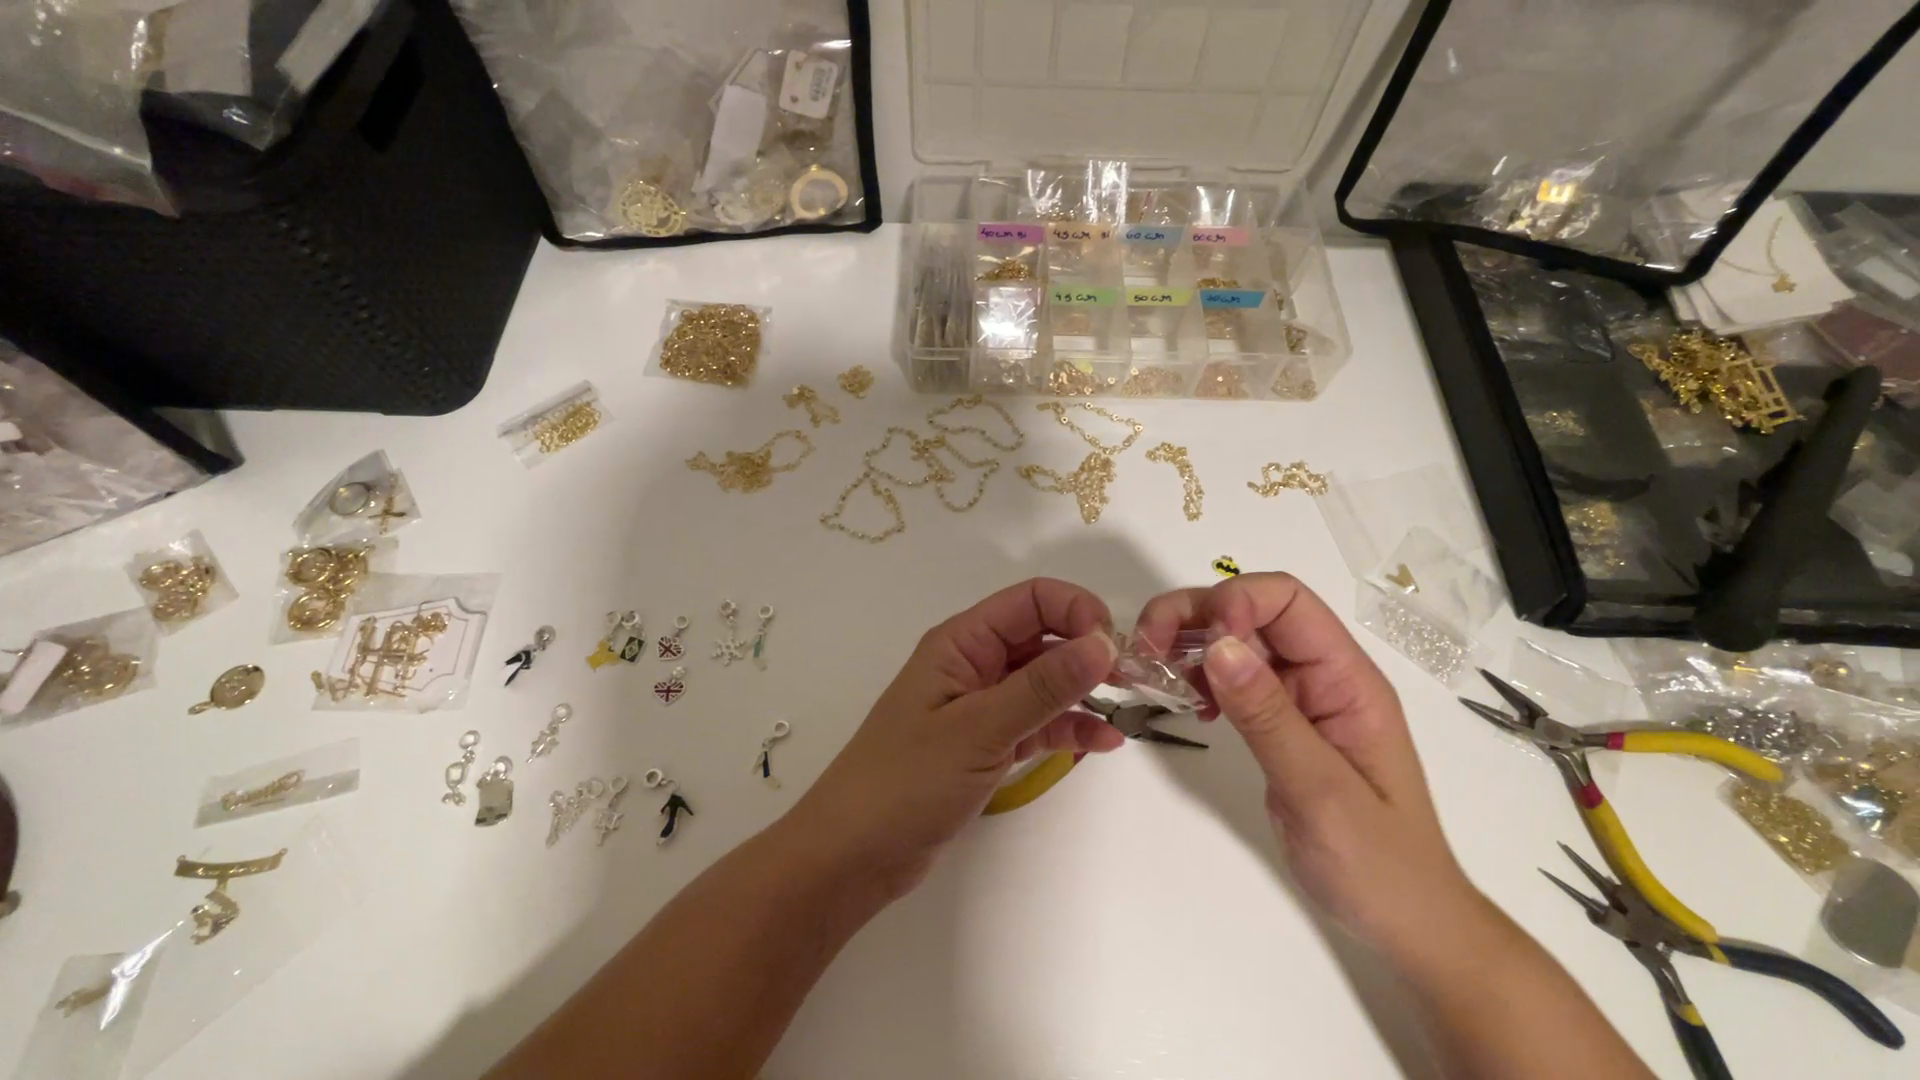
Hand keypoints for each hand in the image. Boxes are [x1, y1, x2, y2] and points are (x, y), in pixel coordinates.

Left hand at [792, 578, 1122, 899]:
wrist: (853, 855)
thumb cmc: (907, 781)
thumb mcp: (979, 729)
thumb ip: (1043, 686)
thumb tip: (1103, 642)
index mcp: (961, 643)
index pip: (1031, 601)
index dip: (1076, 612)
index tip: (1114, 648)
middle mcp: (973, 665)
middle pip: (1041, 637)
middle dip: (1088, 650)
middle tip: (1133, 681)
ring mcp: (980, 707)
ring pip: (1044, 682)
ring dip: (1084, 690)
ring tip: (1129, 709)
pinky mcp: (986, 746)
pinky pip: (1037, 723)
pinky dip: (1068, 728)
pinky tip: (1103, 742)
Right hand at [1135, 572, 1486, 955]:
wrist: (1404, 918)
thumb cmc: (1377, 862)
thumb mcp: (1320, 790)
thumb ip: (1268, 716)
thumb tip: (1218, 645)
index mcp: (1347, 680)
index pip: (1288, 602)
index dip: (1233, 604)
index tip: (1189, 646)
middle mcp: (1322, 677)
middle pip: (1253, 612)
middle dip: (1194, 616)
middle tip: (1143, 651)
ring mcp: (1300, 700)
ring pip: (1237, 643)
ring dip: (1188, 645)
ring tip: (1149, 675)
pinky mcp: (1279, 724)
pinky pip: (1233, 680)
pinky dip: (1197, 678)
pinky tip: (1181, 703)